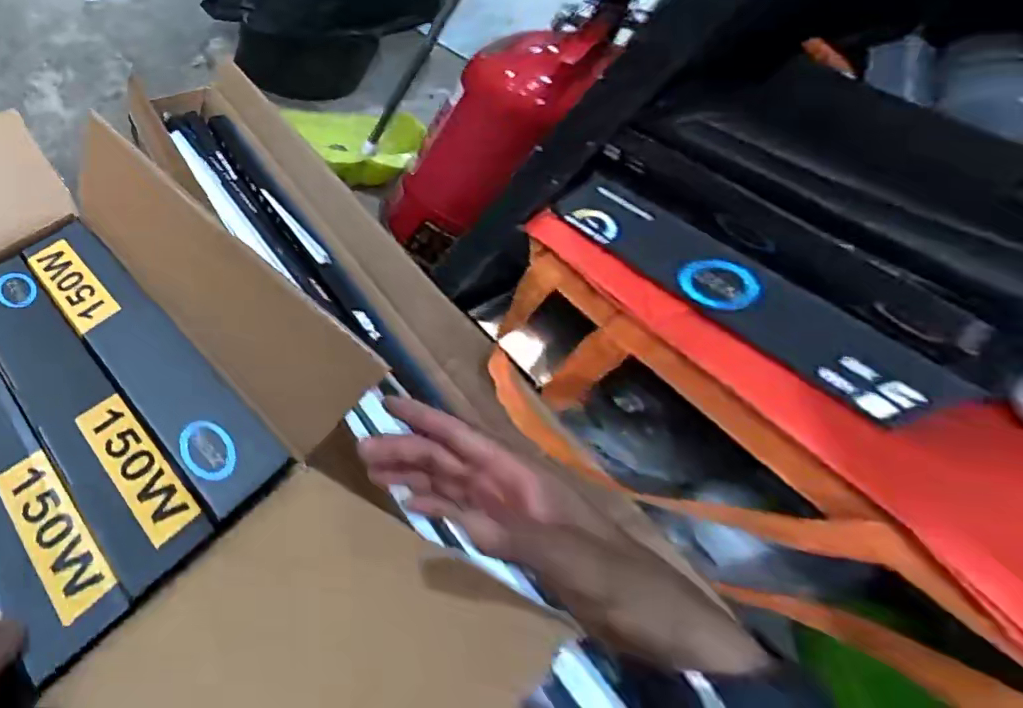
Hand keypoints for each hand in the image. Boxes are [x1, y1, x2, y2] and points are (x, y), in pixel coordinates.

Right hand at [360, 397, 770, 675]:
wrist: (670, 632)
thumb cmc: (627, 584)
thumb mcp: (575, 560)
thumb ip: (516, 536)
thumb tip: (458, 517)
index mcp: (522, 477)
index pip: (463, 438)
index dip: (425, 418)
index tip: (387, 402)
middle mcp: (509, 487)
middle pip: (447, 458)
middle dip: (406, 449)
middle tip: (362, 452)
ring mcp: (510, 513)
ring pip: (449, 482)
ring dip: (413, 475)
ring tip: (375, 476)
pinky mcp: (512, 540)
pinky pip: (461, 512)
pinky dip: (435, 505)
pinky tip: (413, 505)